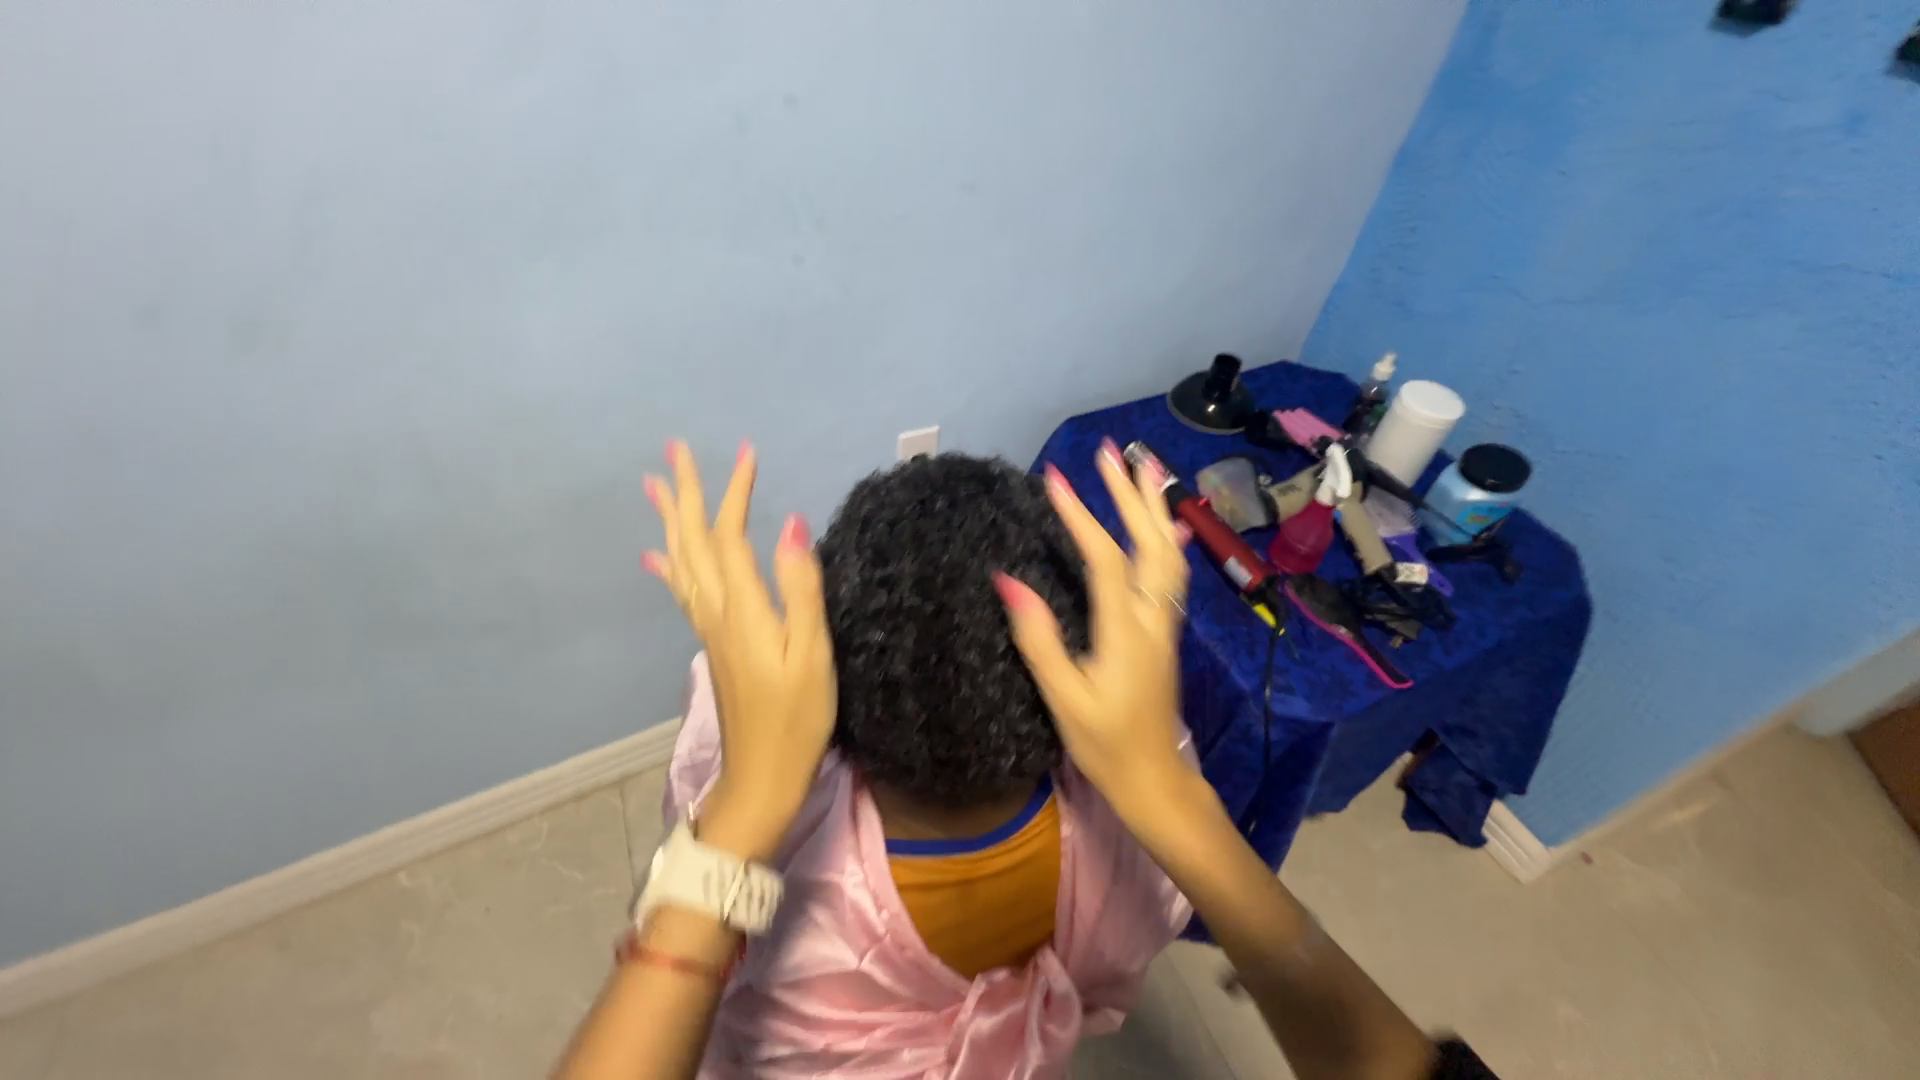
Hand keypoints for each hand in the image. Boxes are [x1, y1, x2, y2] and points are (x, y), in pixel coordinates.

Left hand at [644, 440, 835, 858]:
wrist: (762, 776)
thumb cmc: (798, 718)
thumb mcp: (813, 654)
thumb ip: (801, 588)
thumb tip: (791, 524)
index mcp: (743, 610)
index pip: (730, 535)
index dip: (735, 491)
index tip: (746, 452)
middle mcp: (716, 612)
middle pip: (693, 542)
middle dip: (685, 493)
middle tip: (674, 449)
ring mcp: (709, 630)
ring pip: (681, 563)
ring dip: (669, 522)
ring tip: (655, 487)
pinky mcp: (712, 645)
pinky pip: (683, 592)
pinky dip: (669, 567)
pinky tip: (655, 557)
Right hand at [994, 438, 1191, 813]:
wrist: (1155, 781)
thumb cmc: (1104, 744)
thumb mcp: (1063, 698)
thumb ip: (1038, 639)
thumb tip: (1008, 581)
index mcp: (1125, 630)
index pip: (1104, 558)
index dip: (1081, 515)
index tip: (1054, 476)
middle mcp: (1152, 617)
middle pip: (1150, 542)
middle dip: (1130, 492)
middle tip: (1111, 451)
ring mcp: (1165, 623)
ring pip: (1170, 552)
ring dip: (1154, 506)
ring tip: (1143, 468)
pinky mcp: (1166, 632)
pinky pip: (1173, 571)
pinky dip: (1168, 536)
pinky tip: (1169, 523)